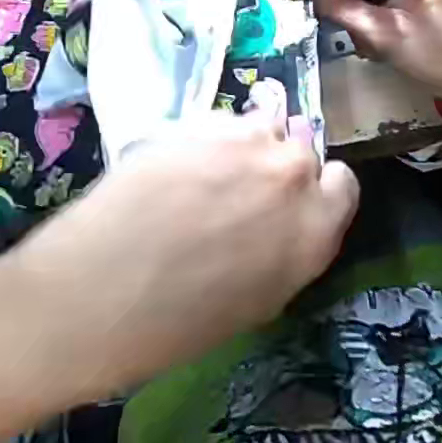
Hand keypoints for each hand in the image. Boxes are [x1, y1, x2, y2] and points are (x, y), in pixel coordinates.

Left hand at [2, 111, 358, 398]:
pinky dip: (204, 134)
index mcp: (315, 231)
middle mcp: (292, 176)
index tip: (290, 198)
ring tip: (204, 168)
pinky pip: (218, 119)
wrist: (99, 293)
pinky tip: (174, 162)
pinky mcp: (198, 121)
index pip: (341, 184)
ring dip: (243, 142)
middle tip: (240, 183)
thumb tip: (279, 217)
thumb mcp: (256, 299)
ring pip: (261, 124)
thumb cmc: (177, 323)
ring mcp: (244, 142)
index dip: (316, 189)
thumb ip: (285, 246)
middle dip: (278, 161)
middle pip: (301, 146)